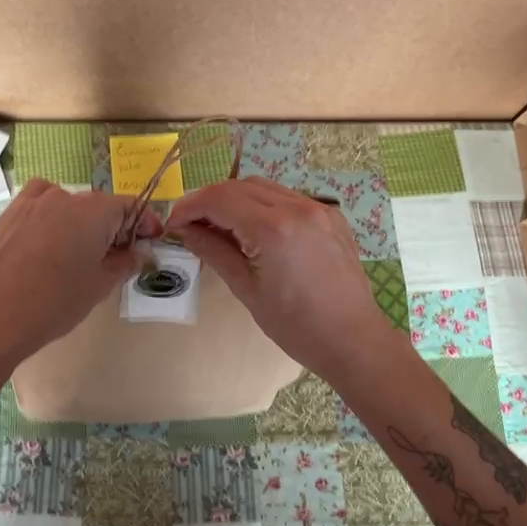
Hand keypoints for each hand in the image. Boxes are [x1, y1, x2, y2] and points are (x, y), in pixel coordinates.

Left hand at [0, 180, 161, 373]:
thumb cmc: (56, 303)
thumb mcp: (100, 286)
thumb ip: (125, 263)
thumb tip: (138, 253)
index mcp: (93, 211)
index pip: (129, 206)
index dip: (143, 223)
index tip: (150, 240)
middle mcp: (64, 197)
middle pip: (98, 205)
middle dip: (112, 226)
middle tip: (116, 257)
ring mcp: (32, 203)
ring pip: (68, 204)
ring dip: (80, 222)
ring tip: (78, 253)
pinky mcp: (9, 215)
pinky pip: (39, 206)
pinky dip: (50, 216)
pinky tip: (47, 241)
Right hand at [165, 177, 401, 380]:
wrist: (352, 340)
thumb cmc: (296, 326)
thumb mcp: (247, 290)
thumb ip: (215, 252)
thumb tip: (186, 231)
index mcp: (274, 229)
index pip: (219, 199)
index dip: (190, 206)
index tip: (173, 223)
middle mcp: (298, 208)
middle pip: (240, 186)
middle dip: (210, 200)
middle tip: (191, 225)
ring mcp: (319, 209)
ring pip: (265, 188)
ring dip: (236, 200)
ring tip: (219, 227)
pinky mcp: (331, 217)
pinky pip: (288, 198)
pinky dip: (263, 205)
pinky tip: (254, 231)